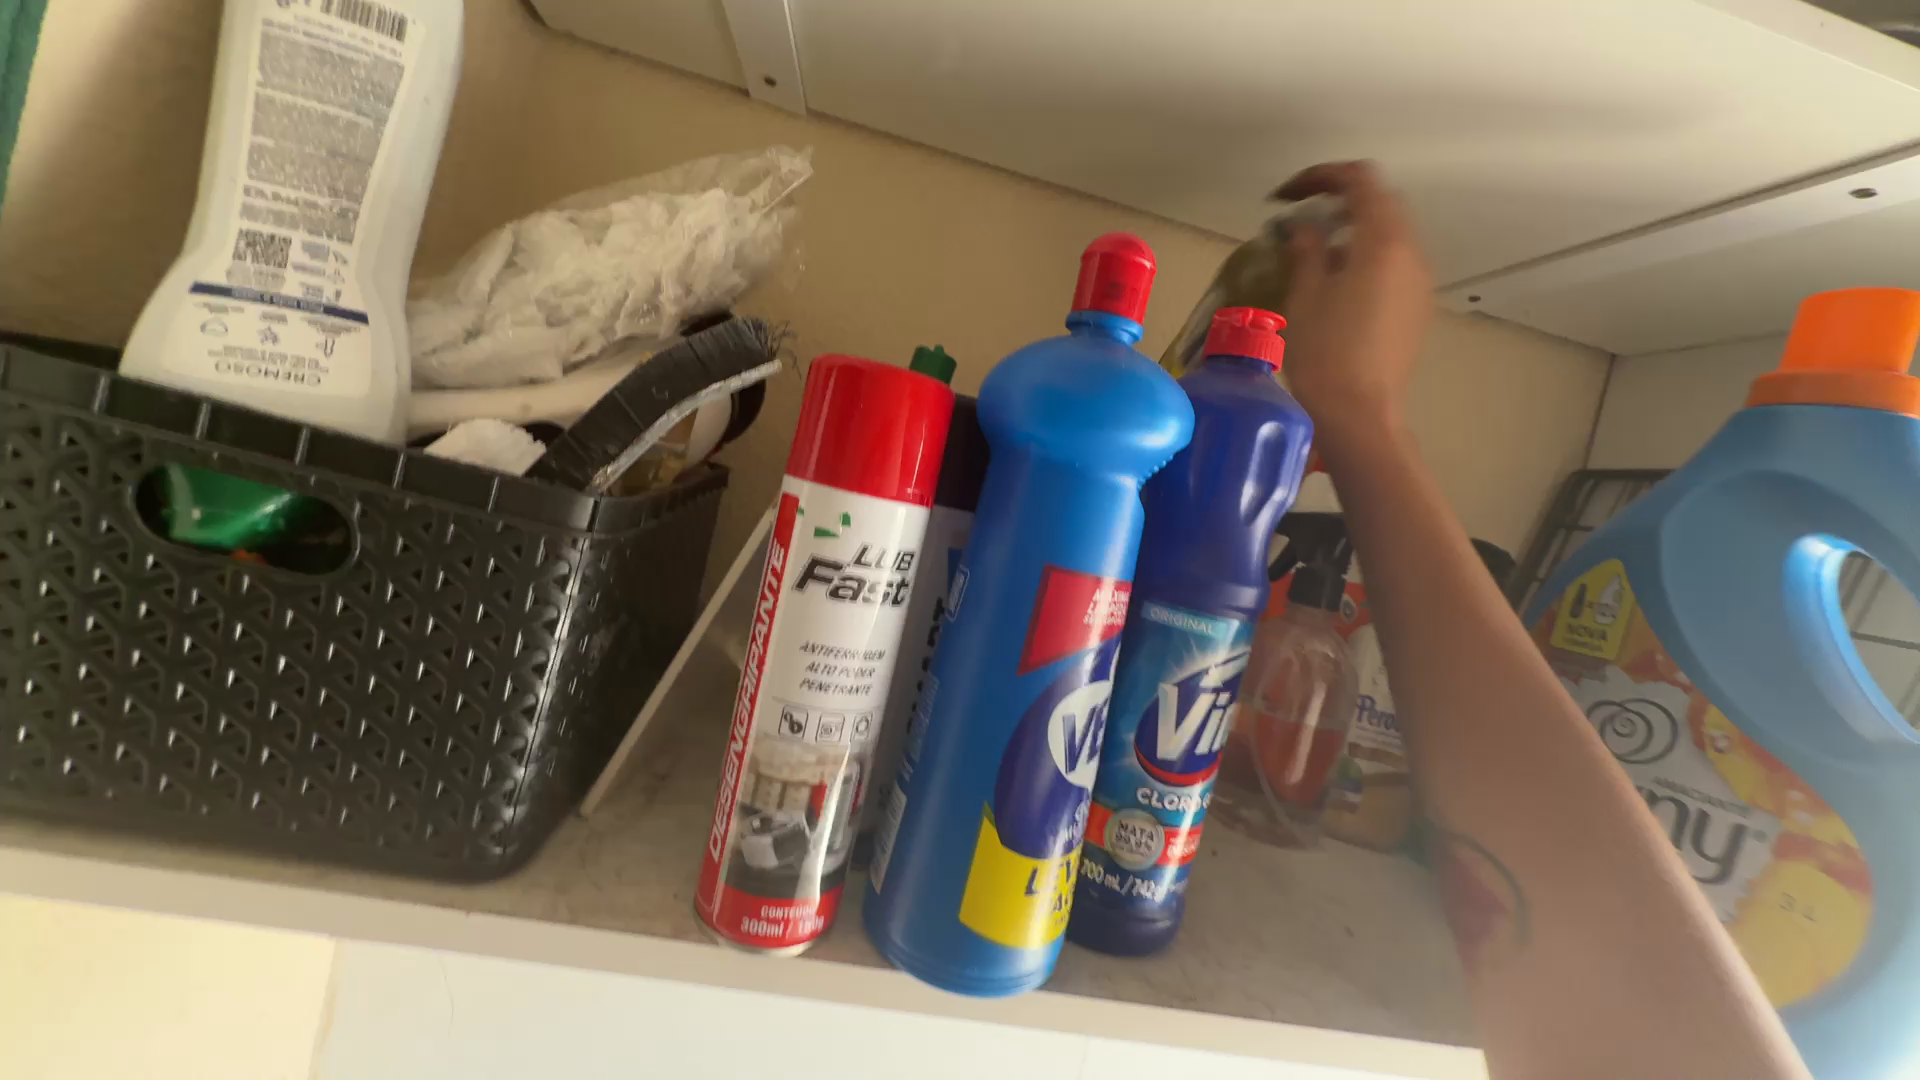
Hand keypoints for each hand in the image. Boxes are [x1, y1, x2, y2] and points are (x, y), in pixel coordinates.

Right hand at [1275, 161, 1432, 445]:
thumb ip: (1307, 250)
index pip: (1359, 181)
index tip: (1284, 196)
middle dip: (1338, 201)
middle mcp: (1410, 252)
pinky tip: (1334, 284)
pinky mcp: (1415, 307)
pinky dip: (1363, 256)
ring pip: (1387, 234)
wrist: (1360, 412)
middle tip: (1297, 219)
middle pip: (1380, 203)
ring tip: (1311, 254)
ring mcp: (1418, 281)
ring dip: (1351, 230)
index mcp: (1383, 241)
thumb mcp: (1306, 296)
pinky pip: (1391, 264)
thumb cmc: (1325, 353)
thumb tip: (1304, 227)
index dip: (1320, 177)